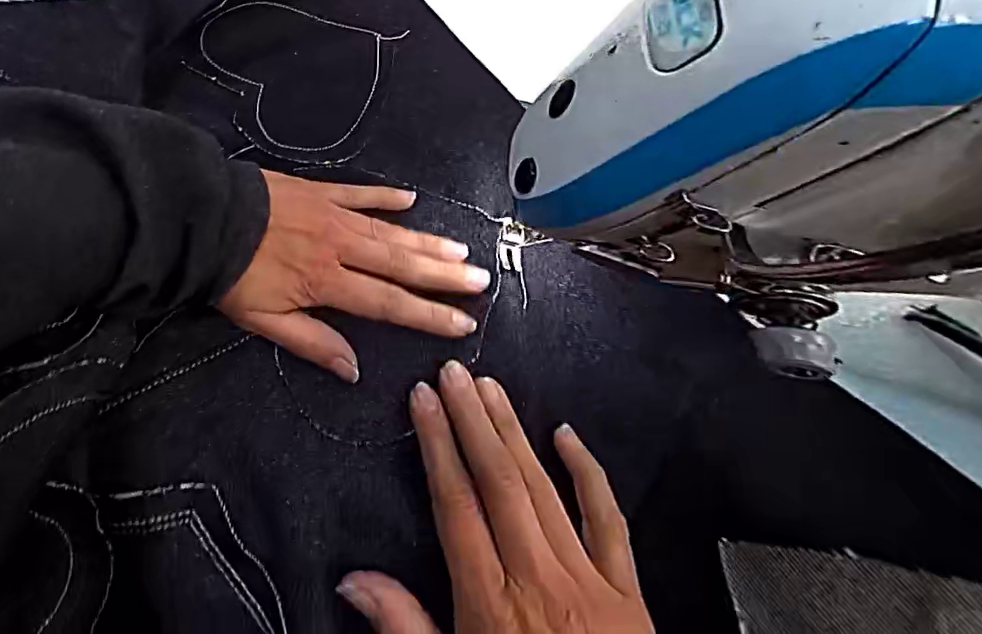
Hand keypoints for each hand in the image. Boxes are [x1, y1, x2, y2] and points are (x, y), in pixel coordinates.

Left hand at [218, 172, 488, 382]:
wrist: (206, 219)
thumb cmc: (232, 275)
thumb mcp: (264, 320)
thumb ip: (312, 343)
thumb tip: (353, 369)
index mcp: (328, 282)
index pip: (389, 303)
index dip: (429, 315)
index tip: (462, 322)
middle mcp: (341, 247)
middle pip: (401, 264)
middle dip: (444, 274)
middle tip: (480, 279)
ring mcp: (334, 214)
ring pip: (390, 231)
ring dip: (427, 241)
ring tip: (460, 249)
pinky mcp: (322, 191)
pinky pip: (362, 193)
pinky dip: (386, 196)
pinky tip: (410, 199)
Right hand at [338, 361, 653, 633]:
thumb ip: (404, 628)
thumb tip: (353, 579)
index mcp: (491, 607)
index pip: (456, 504)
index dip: (436, 444)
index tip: (423, 400)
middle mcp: (538, 582)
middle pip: (498, 481)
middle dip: (471, 419)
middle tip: (452, 373)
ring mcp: (588, 583)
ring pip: (543, 487)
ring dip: (513, 430)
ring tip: (490, 387)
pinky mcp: (629, 594)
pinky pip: (609, 520)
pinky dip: (588, 471)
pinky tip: (567, 434)